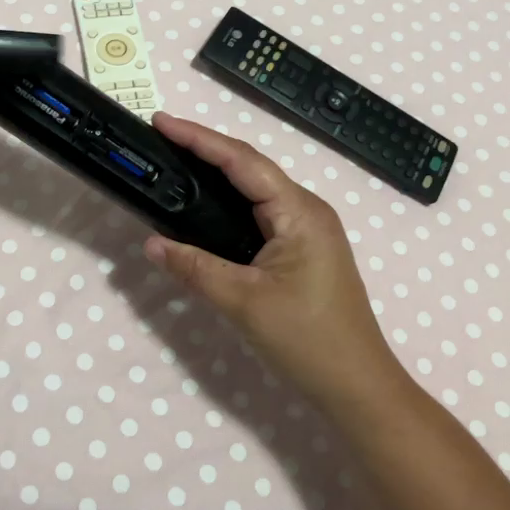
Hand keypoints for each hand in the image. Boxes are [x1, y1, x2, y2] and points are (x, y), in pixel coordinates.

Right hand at [143, 113, 411, 414]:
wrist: (358, 387)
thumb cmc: (308, 341)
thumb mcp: (244, 303)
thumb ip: (195, 268)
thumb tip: (151, 243)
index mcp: (299, 212)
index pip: (242, 161)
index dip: (199, 138)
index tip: (162, 122)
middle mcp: (307, 210)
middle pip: (250, 166)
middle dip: (205, 148)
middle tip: (162, 138)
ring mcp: (309, 228)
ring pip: (256, 188)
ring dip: (218, 172)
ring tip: (177, 160)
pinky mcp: (304, 248)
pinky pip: (261, 210)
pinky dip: (230, 199)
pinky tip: (207, 204)